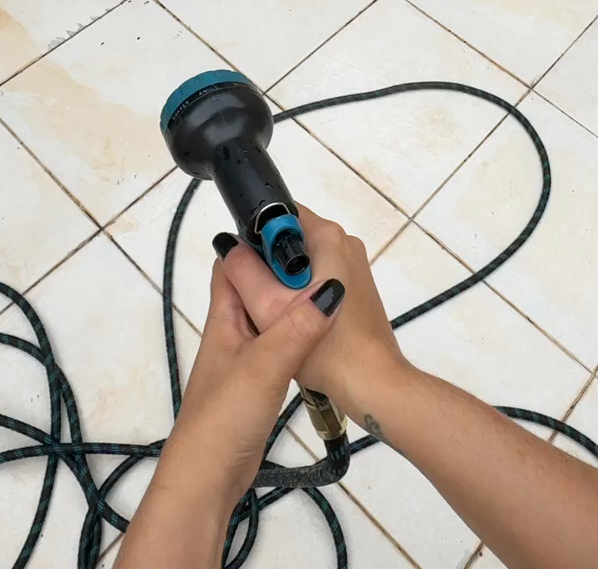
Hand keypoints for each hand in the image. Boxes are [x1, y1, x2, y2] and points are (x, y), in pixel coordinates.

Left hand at [155, 254, 341, 510]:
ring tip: (327, 290)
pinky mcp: (257, 383)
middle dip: (281, 270)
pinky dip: (297, 335)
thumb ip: (298, 328)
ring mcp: (244, 359)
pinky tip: (318, 338)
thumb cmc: (224, 417)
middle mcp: (232, 332)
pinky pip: (279, 346)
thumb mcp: (264, 365)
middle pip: (255, 289)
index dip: (255, 242)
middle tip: (321, 257)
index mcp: (224, 318)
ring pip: (270, 318)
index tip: (292, 227)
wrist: (206, 482)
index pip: (233, 264)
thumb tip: (333, 288)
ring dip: (291, 303)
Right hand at [216, 204, 411, 423]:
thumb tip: (227, 246)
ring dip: (285, 282)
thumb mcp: (269, 307)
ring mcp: (354, 266)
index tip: (245, 266)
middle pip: (293, 239)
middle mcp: (345, 243)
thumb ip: (243, 272)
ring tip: (274, 314)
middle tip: (255, 296)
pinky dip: (303, 293)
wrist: (370, 381)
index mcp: (329, 237)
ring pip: (305, 262)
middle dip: (269, 263)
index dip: (256, 235)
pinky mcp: (357, 288)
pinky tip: (294, 321)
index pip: (282, 215)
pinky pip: (320, 278)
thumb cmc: (323, 344)